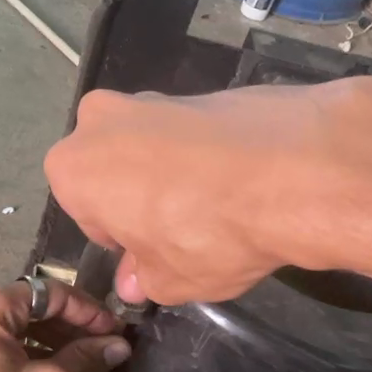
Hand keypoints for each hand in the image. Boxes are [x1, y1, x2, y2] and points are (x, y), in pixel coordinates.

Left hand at [0, 281, 128, 371]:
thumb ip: (86, 360)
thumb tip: (119, 345)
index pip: (50, 294)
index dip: (89, 313)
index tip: (118, 331)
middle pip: (30, 306)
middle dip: (70, 327)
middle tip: (107, 347)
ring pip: (13, 324)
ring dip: (50, 340)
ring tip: (88, 361)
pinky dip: (25, 350)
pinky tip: (55, 368)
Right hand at [44, 79, 371, 304]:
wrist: (297, 170)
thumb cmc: (206, 232)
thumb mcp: (168, 280)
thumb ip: (143, 279)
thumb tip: (135, 281)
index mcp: (74, 168)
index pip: (86, 214)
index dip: (120, 241)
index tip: (149, 256)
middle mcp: (102, 121)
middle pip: (113, 171)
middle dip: (139, 200)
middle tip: (180, 233)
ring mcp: (157, 98)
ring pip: (152, 149)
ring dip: (172, 177)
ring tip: (218, 210)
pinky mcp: (207, 91)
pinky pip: (194, 135)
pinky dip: (208, 158)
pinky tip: (242, 183)